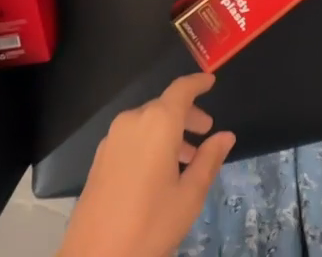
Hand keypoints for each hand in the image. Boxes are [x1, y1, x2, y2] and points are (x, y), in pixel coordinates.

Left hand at [58, 72, 235, 256]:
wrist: (95, 255)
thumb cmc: (150, 223)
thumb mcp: (189, 196)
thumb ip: (209, 160)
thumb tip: (226, 136)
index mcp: (157, 123)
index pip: (181, 90)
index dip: (197, 83)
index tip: (211, 81)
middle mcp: (132, 121)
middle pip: (164, 106)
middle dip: (187, 115)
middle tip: (207, 131)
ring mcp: (112, 137)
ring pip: (147, 121)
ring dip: (169, 131)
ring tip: (187, 158)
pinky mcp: (101, 156)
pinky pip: (132, 136)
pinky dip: (151, 141)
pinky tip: (160, 170)